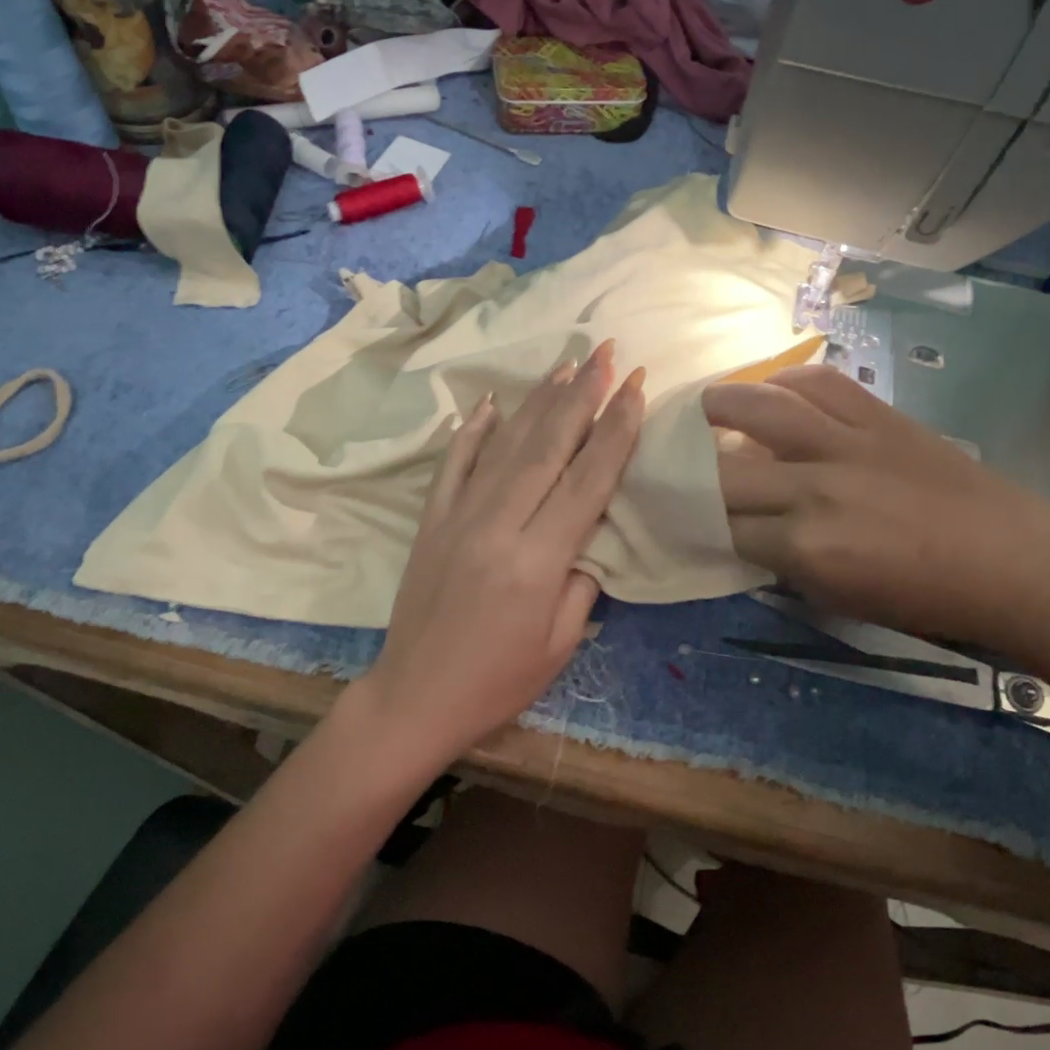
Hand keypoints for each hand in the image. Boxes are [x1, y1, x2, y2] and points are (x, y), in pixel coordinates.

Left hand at [352, 339, 646, 761]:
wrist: (414, 698)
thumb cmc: (497, 683)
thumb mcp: (560, 644)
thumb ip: (582, 583)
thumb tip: (591, 534)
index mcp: (537, 561)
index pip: (586, 480)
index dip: (615, 430)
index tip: (635, 387)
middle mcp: (497, 526)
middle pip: (547, 448)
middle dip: (582, 396)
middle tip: (605, 352)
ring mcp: (457, 519)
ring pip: (503, 446)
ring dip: (537, 402)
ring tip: (565, 365)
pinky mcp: (430, 523)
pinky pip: (453, 465)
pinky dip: (471, 431)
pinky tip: (489, 402)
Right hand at [705, 363, 1049, 650]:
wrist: (1010, 561)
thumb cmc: (922, 597)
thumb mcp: (836, 597)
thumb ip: (781, 562)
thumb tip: (742, 532)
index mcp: (805, 547)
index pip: (722, 527)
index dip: (691, 521)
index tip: (672, 514)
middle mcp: (814, 488)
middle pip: (725, 471)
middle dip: (689, 470)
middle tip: (669, 463)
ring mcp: (847, 444)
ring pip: (762, 407)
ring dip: (720, 402)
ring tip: (702, 405)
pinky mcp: (879, 416)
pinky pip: (819, 383)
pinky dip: (785, 381)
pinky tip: (771, 389)